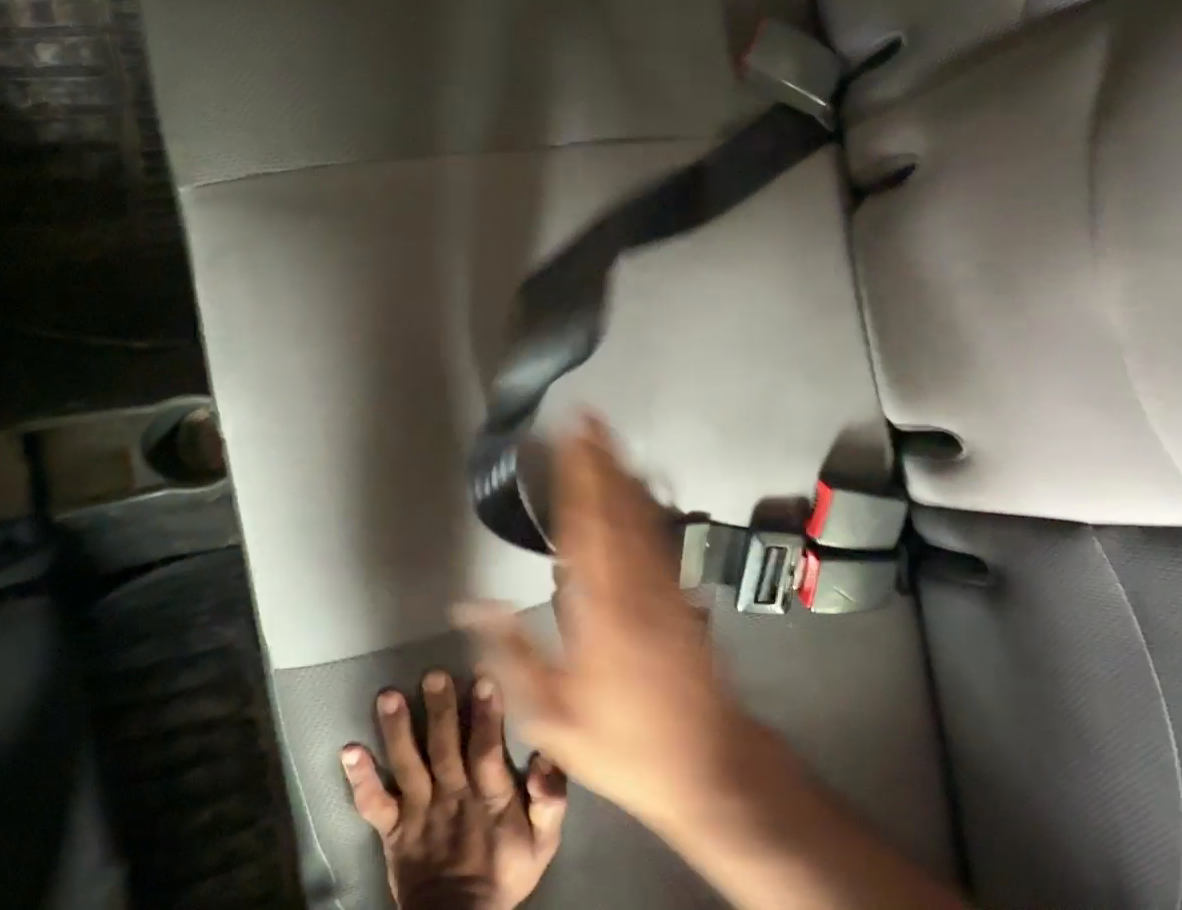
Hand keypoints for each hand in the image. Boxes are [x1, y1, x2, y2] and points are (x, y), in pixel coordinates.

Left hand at [340, 671, 567, 909]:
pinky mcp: (392, 828)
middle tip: (433, 675)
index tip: (482, 680)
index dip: (485, 716)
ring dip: (397, 730)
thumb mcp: (543, 843)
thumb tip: (547, 758)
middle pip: (444, 748)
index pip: (487, 751)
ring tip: (388, 696)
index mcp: (491, 797)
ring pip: (408, 765)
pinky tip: (348, 750)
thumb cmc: (505, 872)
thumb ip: (550, 801)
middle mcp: (453, 798)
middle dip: (440, 710)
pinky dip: (359, 778)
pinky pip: (372, 803)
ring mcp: (419, 812)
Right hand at [456, 418, 782, 834]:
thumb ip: (512, 652)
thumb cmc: (624, 744)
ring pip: (645, 519)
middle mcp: (638, 586)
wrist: (708, 762)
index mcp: (601, 609)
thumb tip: (474, 604)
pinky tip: (640, 496)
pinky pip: (663, 540)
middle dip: (602, 459)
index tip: (567, 436)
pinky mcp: (686, 599)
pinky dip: (649, 509)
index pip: (585, 525)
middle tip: (589, 418)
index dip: (576, 474)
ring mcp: (668, 589)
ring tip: (610, 442)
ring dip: (626, 477)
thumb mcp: (551, 716)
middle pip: (619, 508)